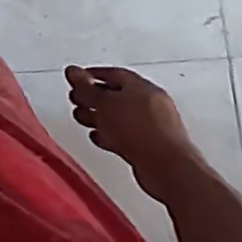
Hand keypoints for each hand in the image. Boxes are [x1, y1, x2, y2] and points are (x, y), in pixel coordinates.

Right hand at [65, 65, 205, 202]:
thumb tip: (72, 71)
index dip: (90, 75)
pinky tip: (102, 139)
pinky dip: (112, 135)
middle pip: (115, 95)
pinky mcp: (153, 146)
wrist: (168, 170)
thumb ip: (85, 87)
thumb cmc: (140, 131)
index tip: (76, 80)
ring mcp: (154, 126)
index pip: (112, 74)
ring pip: (120, 116)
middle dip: (92, 98)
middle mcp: (151, 103)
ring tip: (85, 121)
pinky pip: (127, 135)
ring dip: (100, 118)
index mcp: (142, 87)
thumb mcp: (104, 103)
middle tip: (77, 101)